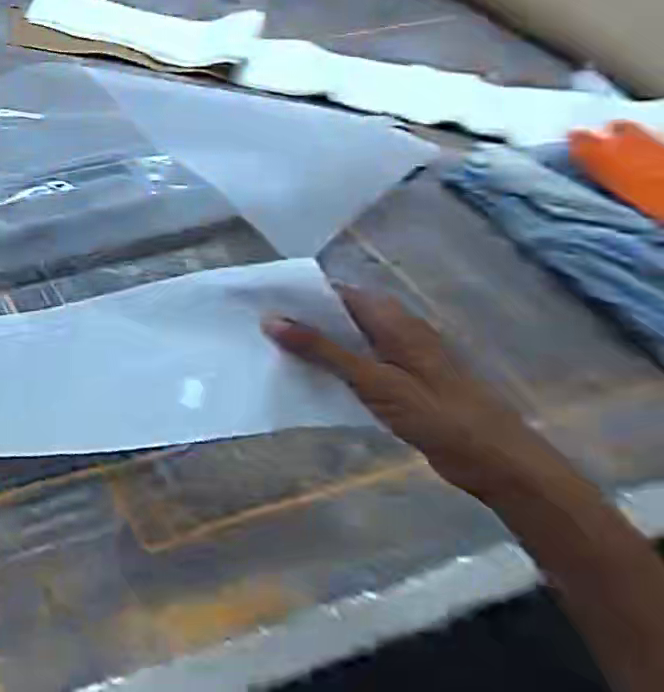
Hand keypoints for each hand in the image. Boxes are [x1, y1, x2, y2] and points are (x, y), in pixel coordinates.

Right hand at [264, 286, 571, 501]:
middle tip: (255, 322)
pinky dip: (331, 364)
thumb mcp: (375, 382)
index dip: (301, 292)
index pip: (341, 293)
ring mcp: (404, 360)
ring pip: (348, 340)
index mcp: (397, 324)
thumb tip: (270, 319)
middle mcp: (400, 334)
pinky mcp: (404, 384)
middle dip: (302, 317)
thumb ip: (322, 350)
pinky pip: (358, 363)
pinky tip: (306, 375)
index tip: (261, 297)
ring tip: (270, 346)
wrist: (505, 468)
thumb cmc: (442, 417)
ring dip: (314, 342)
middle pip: (342, 315)